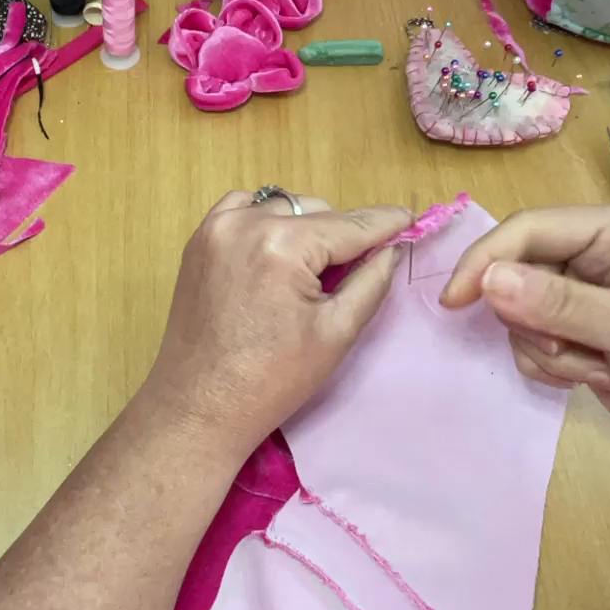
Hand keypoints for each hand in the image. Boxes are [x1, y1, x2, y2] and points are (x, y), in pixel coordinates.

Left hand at [142, 191, 413, 455]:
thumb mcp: (337, 332)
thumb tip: (393, 246)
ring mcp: (215, 228)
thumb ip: (371, 280)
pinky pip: (243, 208)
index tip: (412, 219)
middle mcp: (245, 223)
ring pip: (281, 206)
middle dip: (341, 233)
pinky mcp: (198, 240)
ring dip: (304, 225)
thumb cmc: (272, 379)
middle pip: (316, 211)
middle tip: (354, 267)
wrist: (199, 404)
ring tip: (311, 266)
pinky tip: (275, 251)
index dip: (386, 223)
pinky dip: (265, 219)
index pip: (350, 224)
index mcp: (282, 245)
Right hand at [439, 204, 609, 471]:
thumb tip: (486, 280)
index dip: (488, 259)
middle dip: (533, 317)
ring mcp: (586, 297)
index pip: (532, 228)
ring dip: (547, 347)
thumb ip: (559, 303)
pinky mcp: (577, 334)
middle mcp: (600, 255)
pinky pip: (528, 339)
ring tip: (597, 367)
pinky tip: (596, 377)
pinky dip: (550, 364)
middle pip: (518, 268)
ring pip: (518, 309)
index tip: (455, 300)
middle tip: (565, 349)